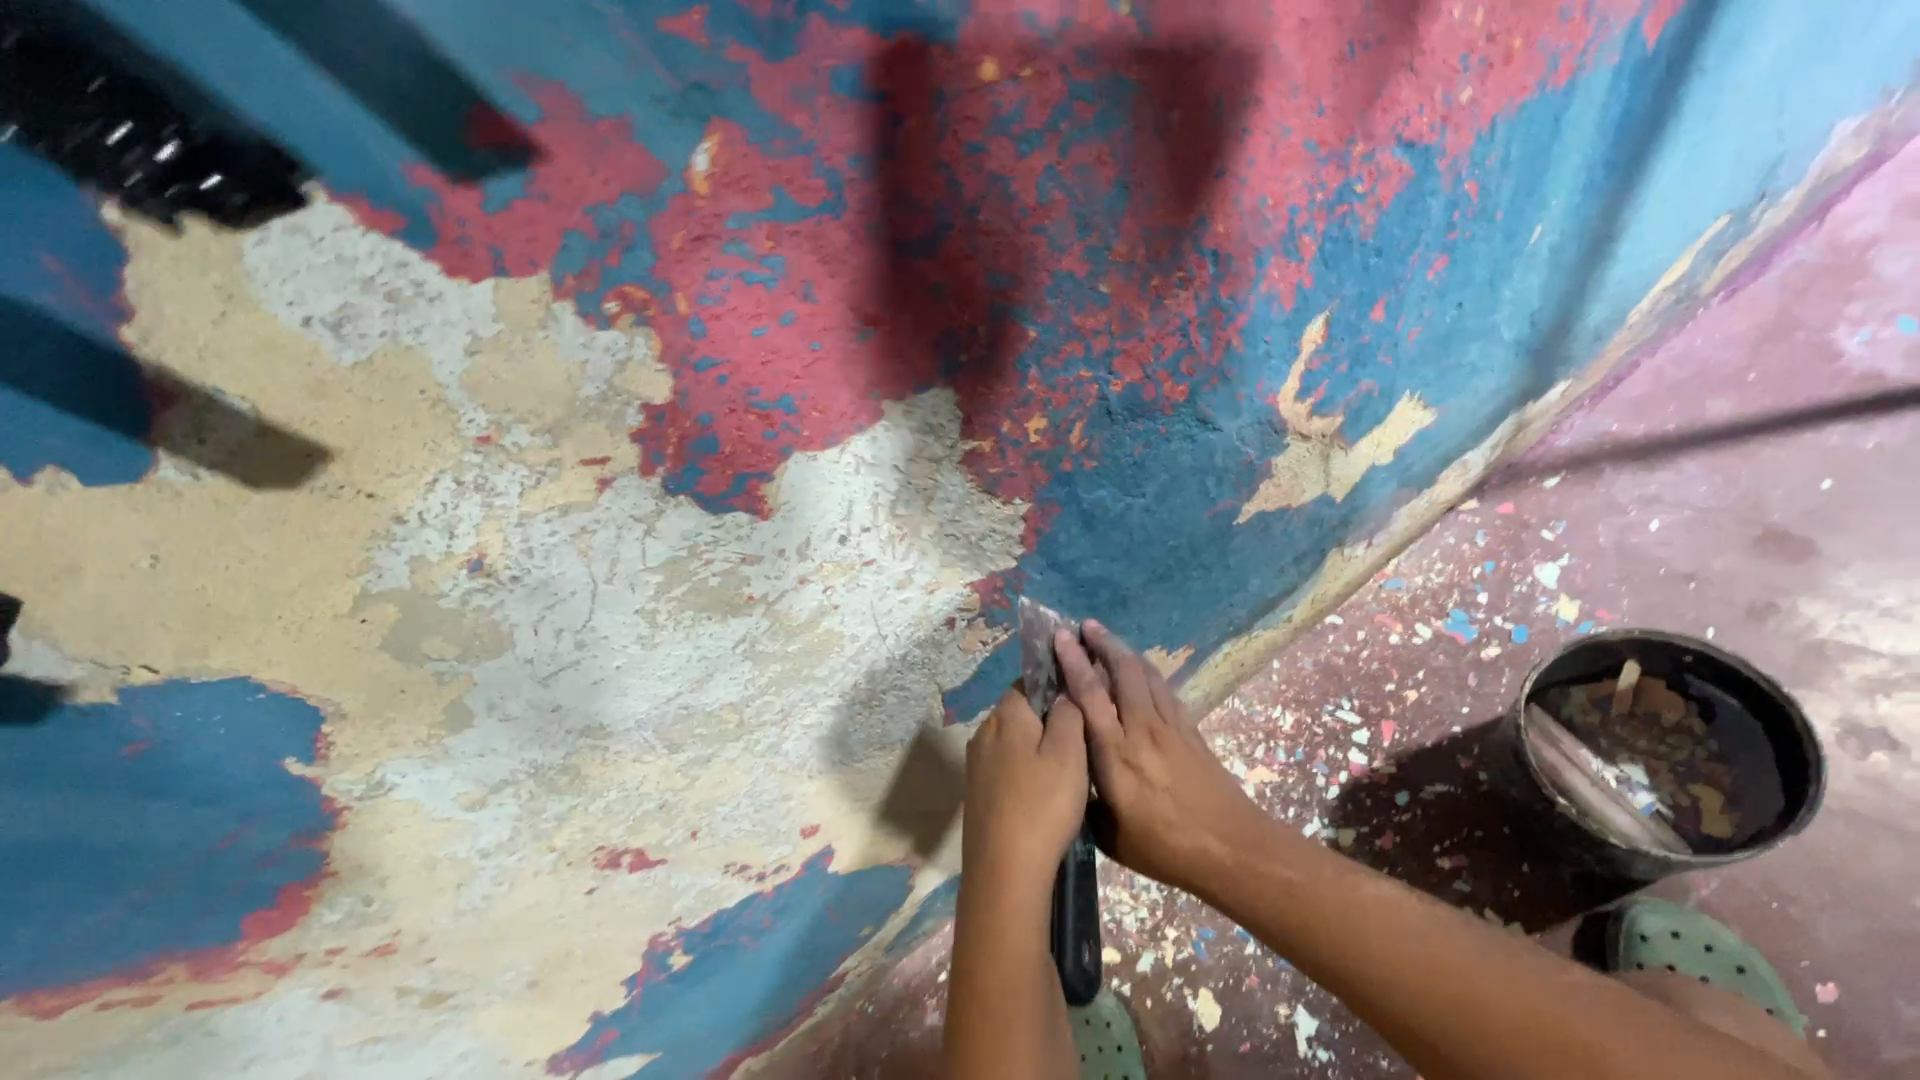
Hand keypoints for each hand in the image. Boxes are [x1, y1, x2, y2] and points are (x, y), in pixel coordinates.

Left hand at [962, 687, 1089, 890]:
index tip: (1082, 702)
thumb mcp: (1069, 753)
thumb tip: (1062, 695)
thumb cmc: (1043, 805)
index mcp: (1005, 715)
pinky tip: (1045, 794)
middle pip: (1020, 712)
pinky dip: (1026, 772)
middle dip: (1048, 719)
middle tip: (1083, 740)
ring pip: (1013, 742)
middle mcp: (983, 732)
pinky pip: (1006, 767)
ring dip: (1038, 748)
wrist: (1004, 870)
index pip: (1029, 681)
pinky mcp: (977, 792)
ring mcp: (976, 764)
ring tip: (1069, 770)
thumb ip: (1068, 714)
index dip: (1056, 686)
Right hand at [1057, 620, 1268, 895]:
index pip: (1089, 695)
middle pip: (1122, 672)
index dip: (1073, 662)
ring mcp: (1170, 728)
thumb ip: (1088, 801)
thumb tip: (1073, 780)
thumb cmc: (1164, 848)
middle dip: (1102, 644)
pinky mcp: (1191, 732)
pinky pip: (1165, 691)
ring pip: (1147, 675)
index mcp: (1115, 754)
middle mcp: (1141, 730)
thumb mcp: (1110, 836)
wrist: (1231, 849)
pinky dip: (1149, 673)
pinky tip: (1143, 671)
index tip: (1060, 637)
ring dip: (1126, 652)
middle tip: (1085, 625)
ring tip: (1109, 639)